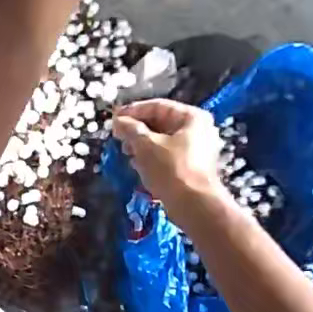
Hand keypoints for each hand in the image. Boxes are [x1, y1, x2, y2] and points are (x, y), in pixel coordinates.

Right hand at [110, 99, 238, 223]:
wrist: (193, 204)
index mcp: (192, 117)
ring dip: (142, 145)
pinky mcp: (191, 167)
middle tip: (118, 137)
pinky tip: (138, 165)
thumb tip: (118, 121)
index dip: (133, 111)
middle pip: (161, 123)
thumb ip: (130, 130)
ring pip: (163, 140)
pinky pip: (167, 155)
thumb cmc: (171, 169)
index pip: (158, 106)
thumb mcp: (146, 146)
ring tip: (126, 152)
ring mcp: (196, 149)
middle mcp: (198, 129)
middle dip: (137, 130)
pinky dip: (151, 157)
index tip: (114, 119)